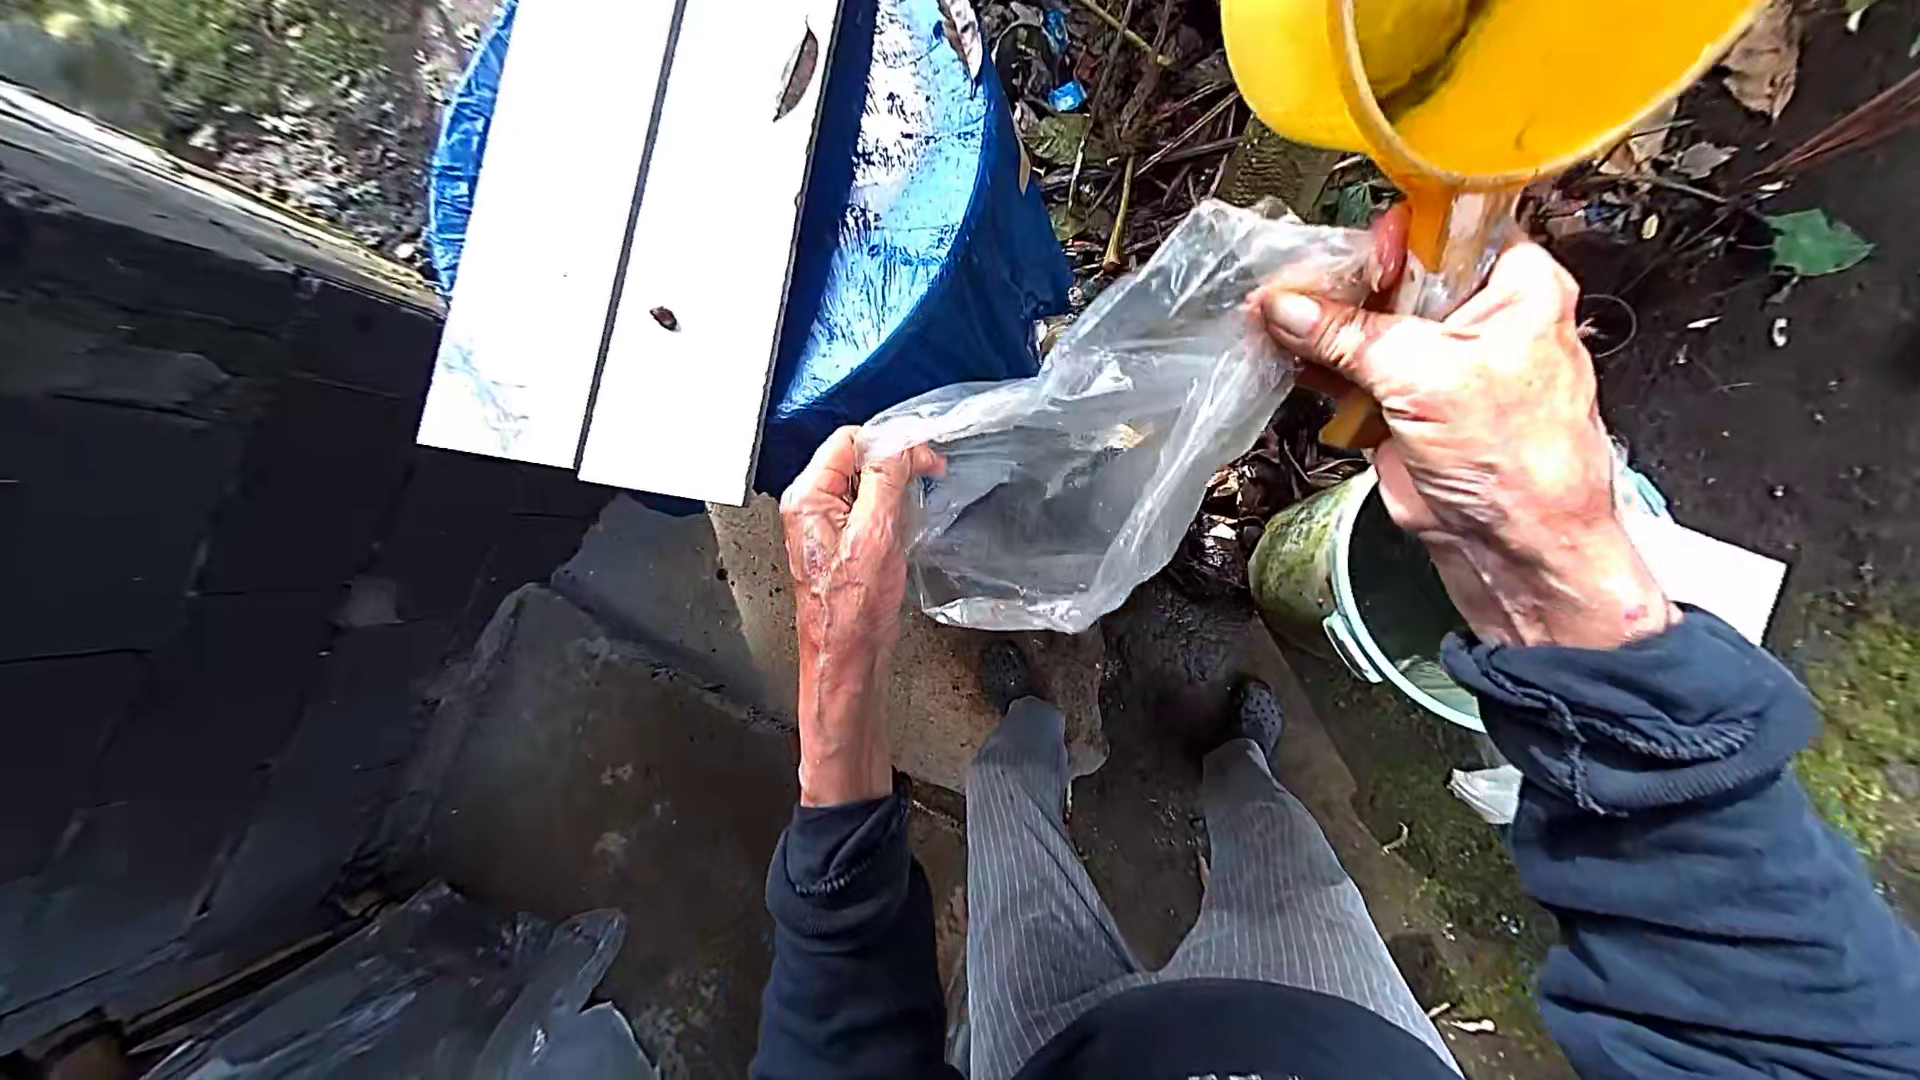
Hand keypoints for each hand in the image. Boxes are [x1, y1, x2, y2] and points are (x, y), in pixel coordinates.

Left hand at [780, 427, 941, 805]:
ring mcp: (827, 524)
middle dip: (896, 464)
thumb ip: (886, 481)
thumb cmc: (852, 611)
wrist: (849, 656)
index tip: (923, 456)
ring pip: (867, 483)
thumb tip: (899, 444)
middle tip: (929, 474)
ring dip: (896, 488)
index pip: (848, 441)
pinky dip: (893, 509)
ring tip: (912, 510)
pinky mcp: (844, 541)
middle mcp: (812, 507)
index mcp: (809, 499)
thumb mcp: (875, 536)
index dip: (889, 443)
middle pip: (857, 459)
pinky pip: (870, 507)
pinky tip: (904, 526)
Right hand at [1253, 219, 1677, 649]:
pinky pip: (1344, 368)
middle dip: (1337, 285)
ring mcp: (1423, 360)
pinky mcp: (1391, 397)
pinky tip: (1287, 355)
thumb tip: (1291, 308)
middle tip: (1291, 289)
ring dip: (1316, 327)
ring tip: (1275, 321)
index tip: (1341, 254)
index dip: (1391, 238)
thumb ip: (1352, 337)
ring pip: (1359, 325)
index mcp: (1509, 288)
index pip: (1444, 232)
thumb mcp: (1426, 376)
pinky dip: (1313, 363)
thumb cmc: (1517, 458)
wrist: (1500, 535)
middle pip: (1389, 279)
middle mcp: (1467, 318)